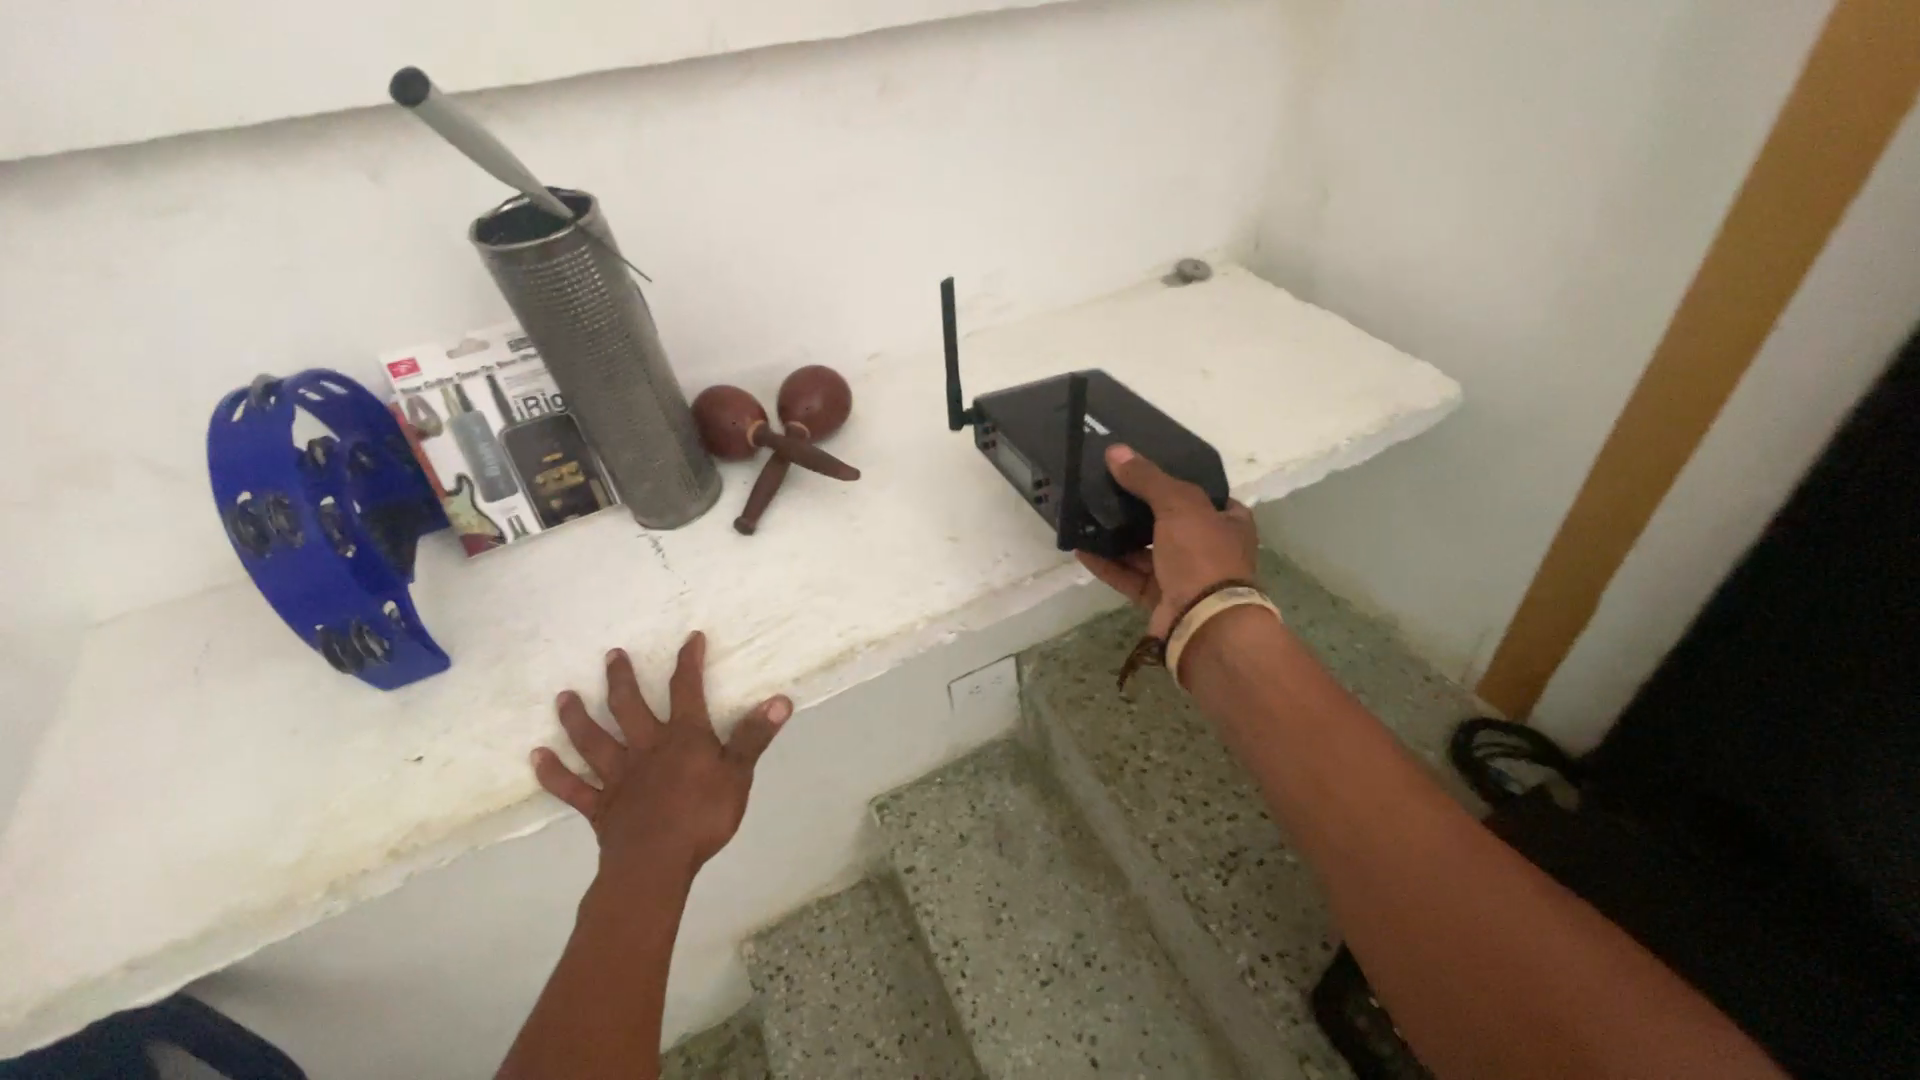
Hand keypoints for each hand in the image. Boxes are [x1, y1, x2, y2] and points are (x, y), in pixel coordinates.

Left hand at [531, 631, 792, 883]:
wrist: (656, 863)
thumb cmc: (703, 817)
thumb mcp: (738, 775)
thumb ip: (754, 737)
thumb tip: (779, 699)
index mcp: (683, 738)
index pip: (686, 691)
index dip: (689, 663)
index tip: (690, 638)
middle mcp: (645, 749)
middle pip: (628, 707)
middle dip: (621, 680)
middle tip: (611, 656)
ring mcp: (618, 777)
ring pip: (592, 740)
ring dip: (576, 717)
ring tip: (563, 696)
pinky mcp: (600, 806)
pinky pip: (573, 787)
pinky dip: (553, 773)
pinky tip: (536, 757)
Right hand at [1076, 444, 1258, 636]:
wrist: (1203, 620)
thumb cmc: (1202, 553)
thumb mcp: (1178, 504)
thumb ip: (1147, 478)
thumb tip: (1115, 451)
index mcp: (1229, 523)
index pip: (1205, 496)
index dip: (1179, 482)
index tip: (1148, 471)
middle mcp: (1209, 549)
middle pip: (1170, 522)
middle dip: (1140, 509)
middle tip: (1110, 489)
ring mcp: (1184, 577)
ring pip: (1146, 551)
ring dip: (1118, 536)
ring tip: (1089, 515)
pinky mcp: (1160, 599)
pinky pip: (1130, 576)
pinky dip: (1108, 563)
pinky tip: (1082, 548)